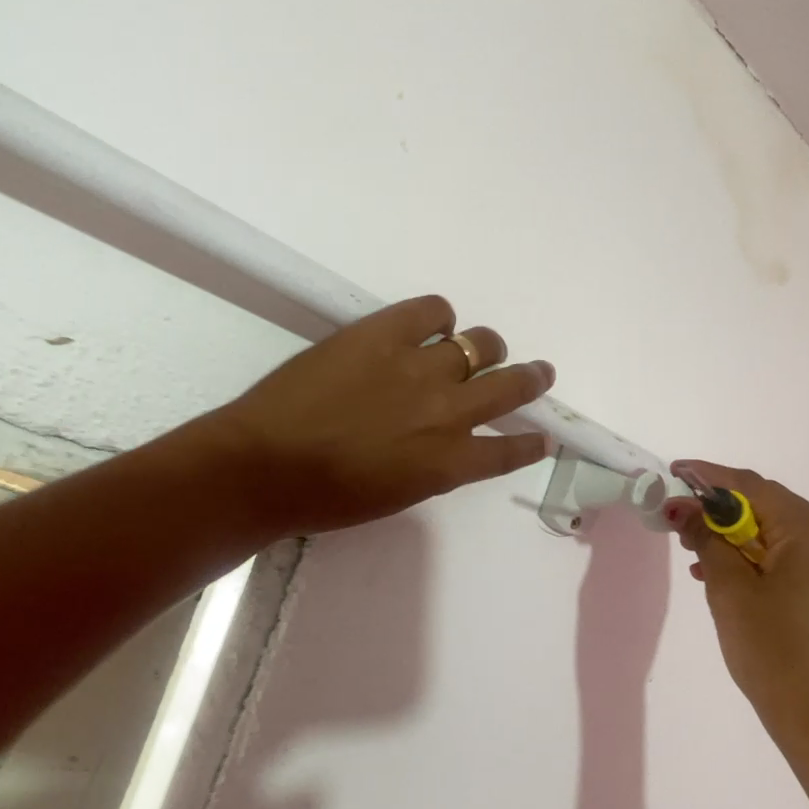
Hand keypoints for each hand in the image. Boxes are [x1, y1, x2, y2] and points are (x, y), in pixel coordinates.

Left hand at [204, 295, 555, 536]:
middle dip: (531, 380)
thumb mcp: (396, 496)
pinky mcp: (384, 332)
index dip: (529, 443)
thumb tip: (442, 442)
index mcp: (449, 463)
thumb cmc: (326, 499)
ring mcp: (418, 367)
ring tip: (481, 346)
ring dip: (487, 347)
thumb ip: (432, 466)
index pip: (508, 451)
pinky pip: (433, 309)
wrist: (265, 467)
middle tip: (537, 374)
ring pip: (480, 343)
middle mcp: (447, 412)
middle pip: (509, 386)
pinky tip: (434, 324)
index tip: (542, 438)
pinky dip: (440, 316)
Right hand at [666, 460, 808, 759]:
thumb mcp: (730, 592)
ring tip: (694, 552)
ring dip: (737, 537)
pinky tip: (725, 576)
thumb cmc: (774, 653)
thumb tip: (683, 507)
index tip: (673, 473)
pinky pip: (792, 560)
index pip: (754, 487)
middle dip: (721, 509)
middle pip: (771, 508)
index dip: (710, 477)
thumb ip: (706, 540)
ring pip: (780, 535)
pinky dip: (757, 560)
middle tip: (677, 519)